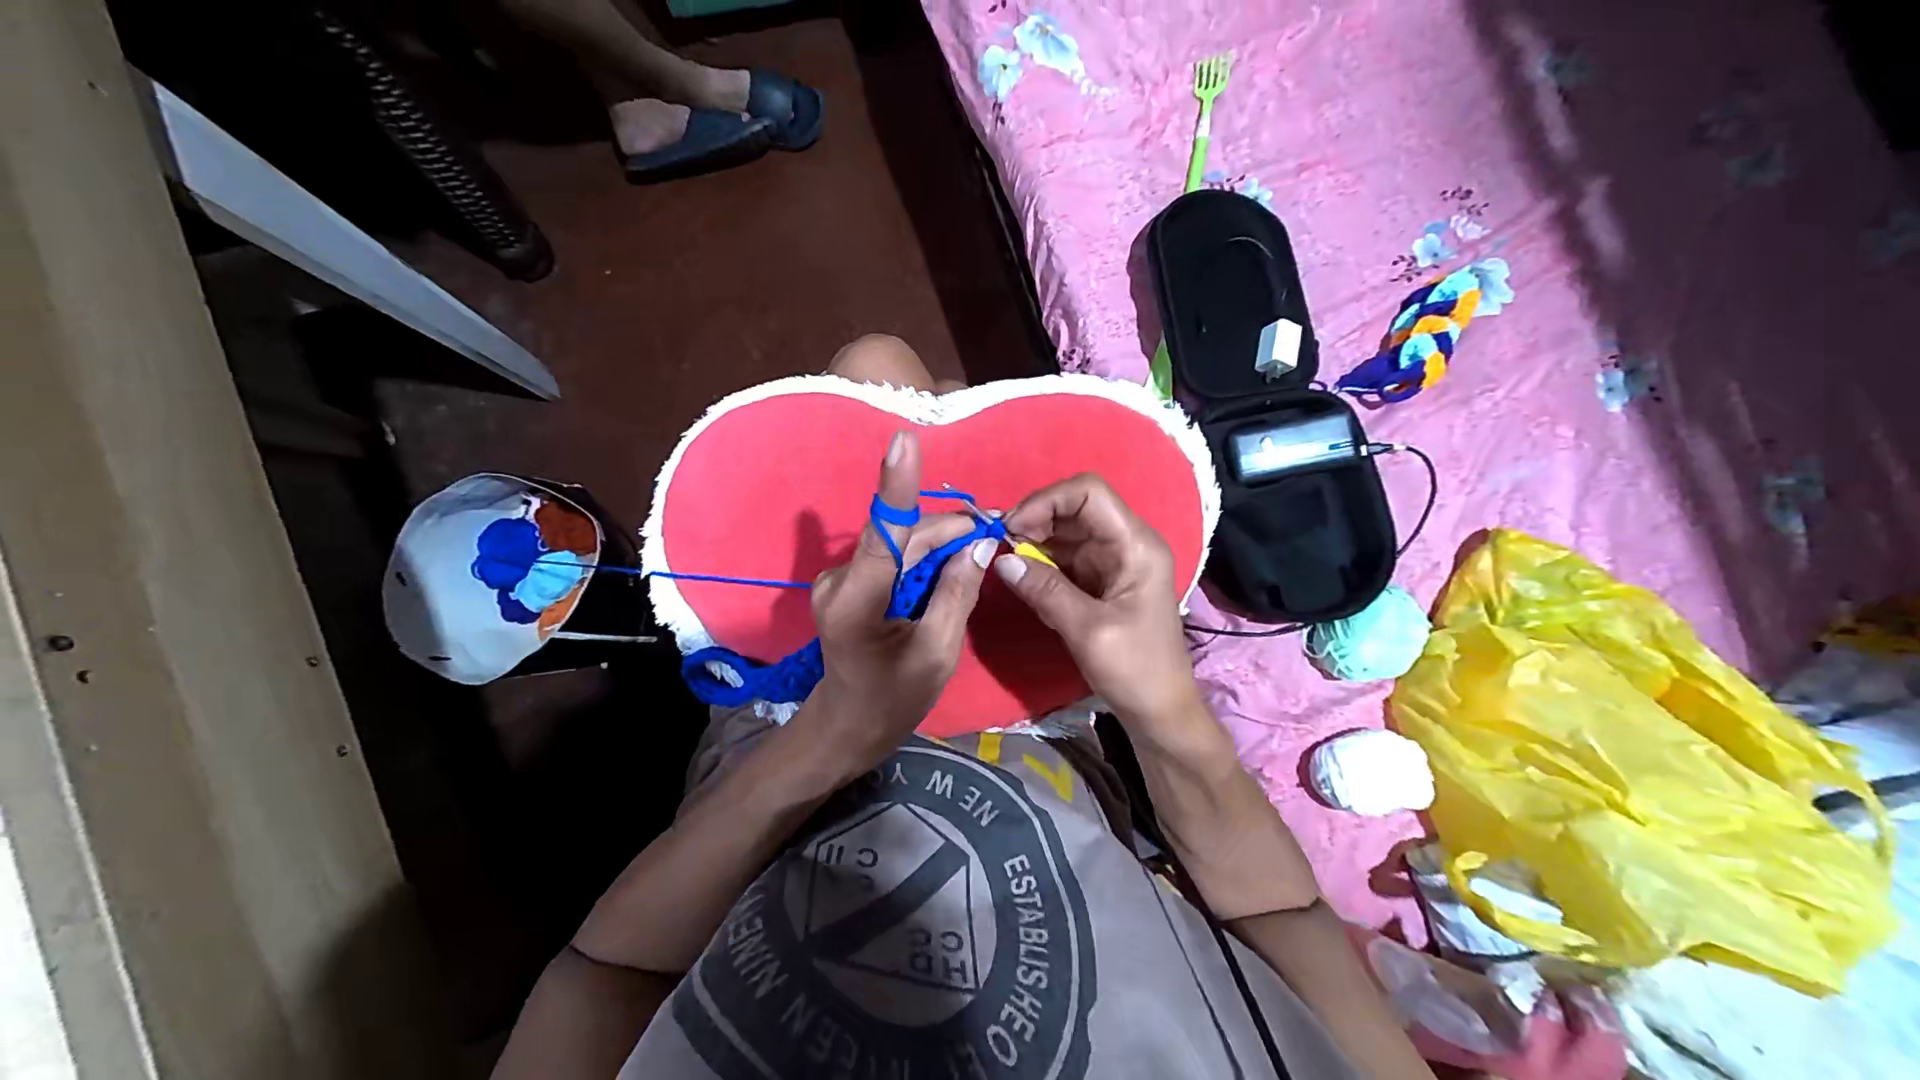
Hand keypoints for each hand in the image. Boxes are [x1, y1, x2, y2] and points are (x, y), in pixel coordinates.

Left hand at [793, 430, 994, 774]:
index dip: (897, 486)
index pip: (883, 536)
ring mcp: (839, 578)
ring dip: (939, 544)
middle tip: (994, 531)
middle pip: (903, 537)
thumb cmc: (893, 699)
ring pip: (900, 544)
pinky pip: (893, 556)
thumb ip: (956, 594)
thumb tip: (980, 545)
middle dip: (950, 531)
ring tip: (977, 551)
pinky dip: (923, 558)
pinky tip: (949, 567)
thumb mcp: (937, 654)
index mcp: (856, 603)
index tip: (903, 441)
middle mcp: (840, 580)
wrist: (848, 724)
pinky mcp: (848, 580)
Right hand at [996, 474, 1202, 727]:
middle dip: (1035, 519)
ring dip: (1033, 541)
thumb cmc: (1135, 669)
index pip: (1089, 493)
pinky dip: (1040, 562)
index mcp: (1135, 545)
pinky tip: (1023, 577)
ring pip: (1065, 531)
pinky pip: (1064, 557)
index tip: (1012, 526)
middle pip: (1074, 508)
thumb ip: (1045, 591)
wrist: (1158, 710)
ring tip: (1007, 561)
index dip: (1047, 500)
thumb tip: (1001, 560)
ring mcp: (1112, 561)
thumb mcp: (1087, 630)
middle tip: (1001, 544)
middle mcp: (1125, 543)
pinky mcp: (1098, 580)